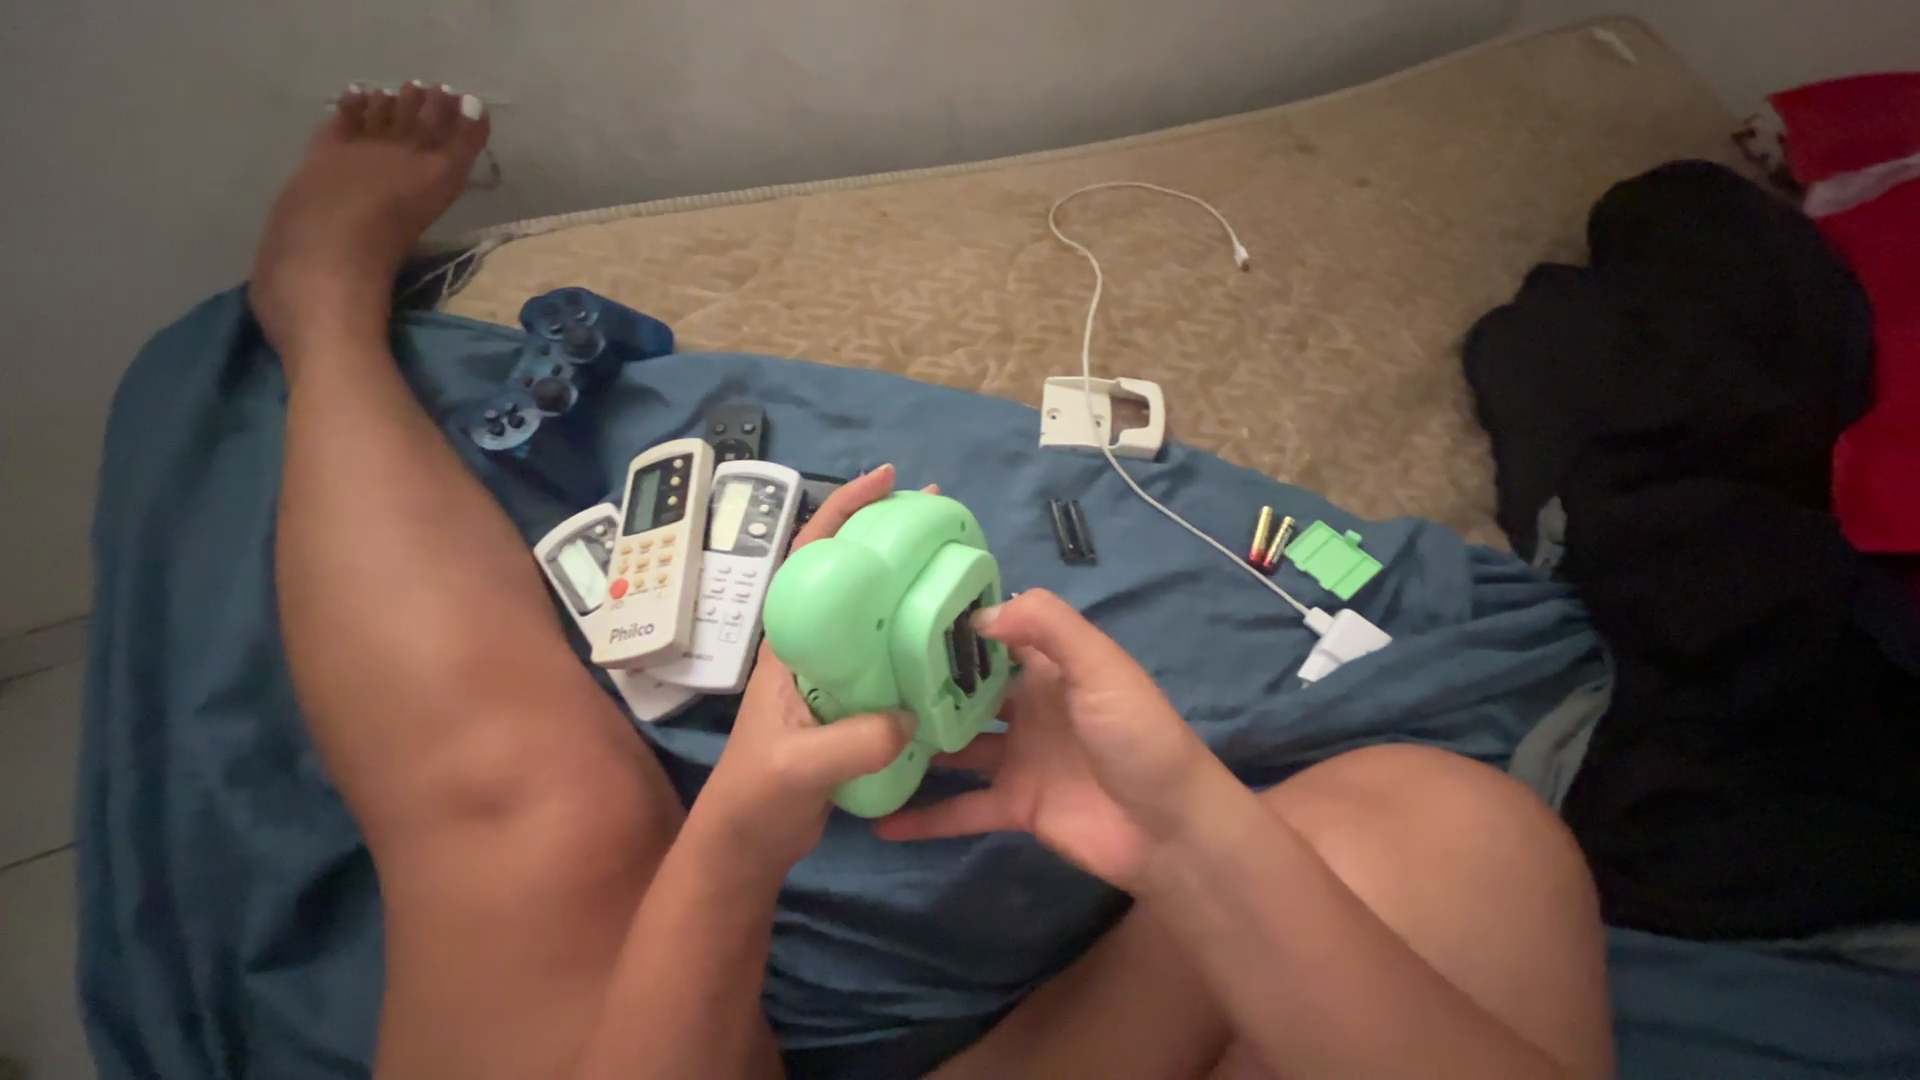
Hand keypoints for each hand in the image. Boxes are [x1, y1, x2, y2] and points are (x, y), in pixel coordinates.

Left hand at [692, 465, 924, 869]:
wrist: (749, 845)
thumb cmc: (756, 799)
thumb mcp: (797, 769)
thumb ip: (850, 744)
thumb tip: (910, 716)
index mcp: (791, 643)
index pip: (810, 559)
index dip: (841, 512)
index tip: (883, 480)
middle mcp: (814, 646)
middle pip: (851, 574)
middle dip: (887, 534)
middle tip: (938, 513)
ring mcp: (836, 673)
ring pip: (876, 613)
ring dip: (910, 582)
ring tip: (956, 563)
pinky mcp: (856, 702)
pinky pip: (892, 654)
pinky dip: (920, 635)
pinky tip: (952, 635)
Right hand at [875, 590, 1227, 889]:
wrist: (1172, 831)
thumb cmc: (1137, 735)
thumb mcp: (1100, 666)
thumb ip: (1046, 627)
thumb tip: (977, 616)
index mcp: (1053, 666)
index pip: (997, 634)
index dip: (954, 625)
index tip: (895, 616)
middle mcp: (1031, 706)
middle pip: (968, 690)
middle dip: (923, 684)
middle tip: (860, 679)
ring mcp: (1021, 757)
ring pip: (958, 747)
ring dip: (917, 745)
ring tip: (859, 739)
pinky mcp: (1017, 806)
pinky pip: (963, 810)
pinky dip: (926, 817)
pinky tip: (880, 820)